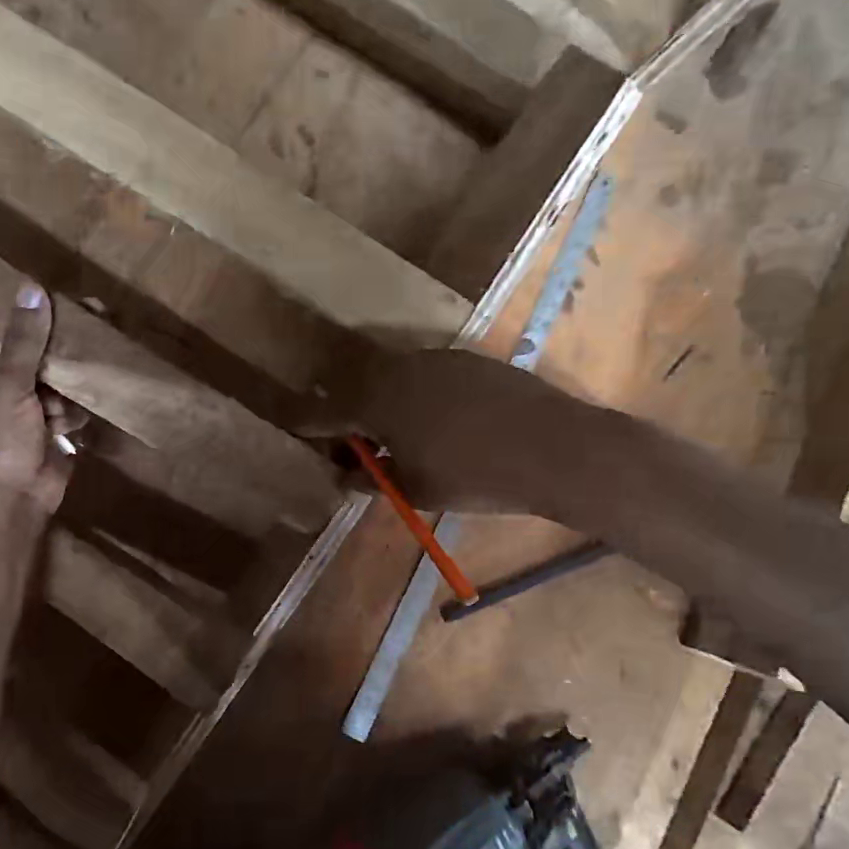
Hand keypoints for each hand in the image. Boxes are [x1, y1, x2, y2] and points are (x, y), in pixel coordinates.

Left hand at [0, 284, 86, 513]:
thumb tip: (31, 286)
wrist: (10, 503)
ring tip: (66, 403)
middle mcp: (1, 388)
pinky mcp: (52, 431)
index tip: (72, 304)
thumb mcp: (7, 384)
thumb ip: (23, 339)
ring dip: (69, 389)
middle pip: (39, 356)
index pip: (9, 333)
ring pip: (60, 381)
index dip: (38, 319)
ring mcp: (27, 411)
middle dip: (63, 353)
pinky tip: (70, 425)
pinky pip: (71, 407)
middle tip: (96, 332)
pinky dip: (74, 413)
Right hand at [316, 349, 562, 513]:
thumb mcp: (417, 489)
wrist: (553, 447)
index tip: (295, 429)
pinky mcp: (469, 359)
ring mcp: (438, 359)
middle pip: (361, 389)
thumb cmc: (476, 475)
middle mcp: (402, 369)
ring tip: (403, 439)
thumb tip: (347, 478)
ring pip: (396, 380)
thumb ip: (375, 480)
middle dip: (353, 417)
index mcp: (379, 401)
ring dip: (388, 405)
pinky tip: (443, 422)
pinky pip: (429, 376)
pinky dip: (421, 397)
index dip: (311, 424)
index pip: (329, 412)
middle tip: (360, 449)